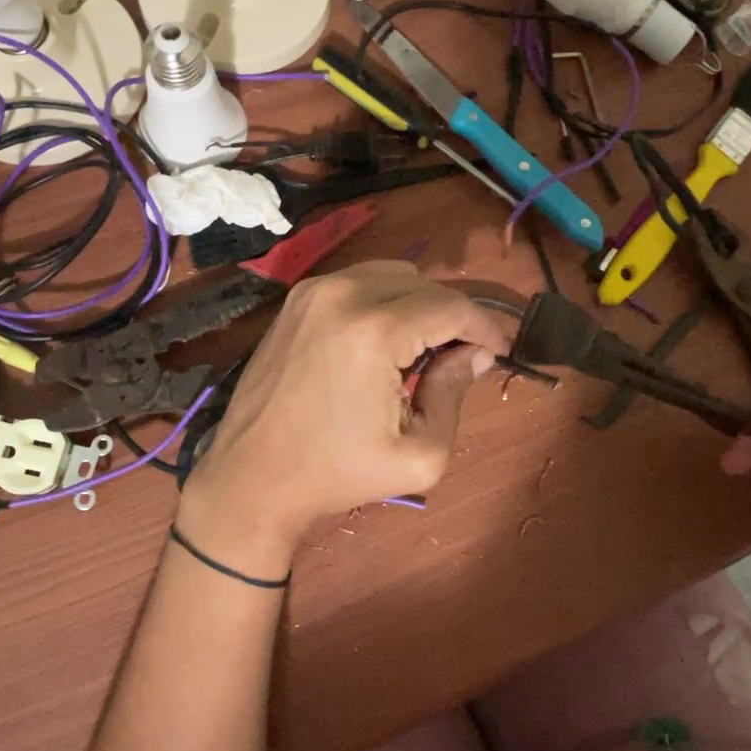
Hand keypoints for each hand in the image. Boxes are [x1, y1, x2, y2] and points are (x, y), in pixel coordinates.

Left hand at [176, 261, 510, 579]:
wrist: (252, 476)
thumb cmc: (336, 473)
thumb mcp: (419, 455)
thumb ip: (455, 394)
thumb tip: (474, 354)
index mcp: (373, 331)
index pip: (451, 306)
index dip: (485, 326)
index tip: (499, 350)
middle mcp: (342, 295)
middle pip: (425, 284)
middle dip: (454, 316)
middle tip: (463, 356)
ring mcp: (314, 291)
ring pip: (393, 274)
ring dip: (419, 303)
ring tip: (424, 348)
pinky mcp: (297, 299)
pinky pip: (359, 281)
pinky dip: (385, 299)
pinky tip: (385, 340)